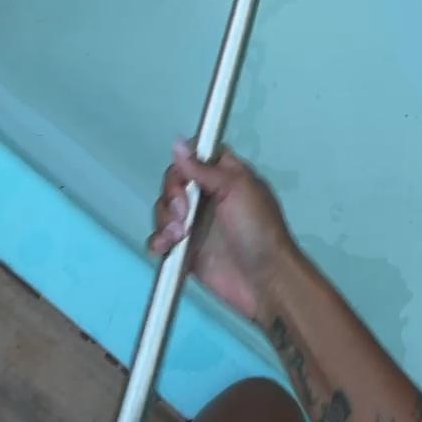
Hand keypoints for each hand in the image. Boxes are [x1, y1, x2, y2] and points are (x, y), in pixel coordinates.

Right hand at [149, 139, 295, 323]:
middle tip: (183, 214)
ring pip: (164, 210)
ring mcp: (196, 223)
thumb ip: (204, 168)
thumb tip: (177, 142)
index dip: (184, 165)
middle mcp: (208, 196)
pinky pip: (160, 239)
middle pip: (174, 182)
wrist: (264, 280)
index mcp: (225, 175)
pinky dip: (157, 242)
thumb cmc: (256, 227)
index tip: (185, 180)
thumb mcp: (236, 188)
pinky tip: (165, 248)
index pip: (195, 157)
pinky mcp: (185, 250)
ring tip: (179, 236)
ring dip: (164, 221)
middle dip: (172, 196)